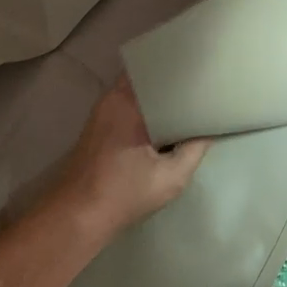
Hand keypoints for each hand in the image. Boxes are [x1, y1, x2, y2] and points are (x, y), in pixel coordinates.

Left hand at [52, 77, 211, 233]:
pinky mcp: (97, 124)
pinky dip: (143, 109)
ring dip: (156, 98)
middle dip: (169, 84)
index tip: (201, 76)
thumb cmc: (124, 194)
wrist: (78, 215)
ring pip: (135, 93)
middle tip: (197, 88)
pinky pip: (125, 105)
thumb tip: (208, 131)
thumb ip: (194, 150)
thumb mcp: (170, 178)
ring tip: (184, 102)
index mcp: (128, 102)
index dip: (180, 72)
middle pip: (146, 79)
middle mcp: (112, 98)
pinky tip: (161, 122)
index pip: (157, 71)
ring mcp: (101, 110)